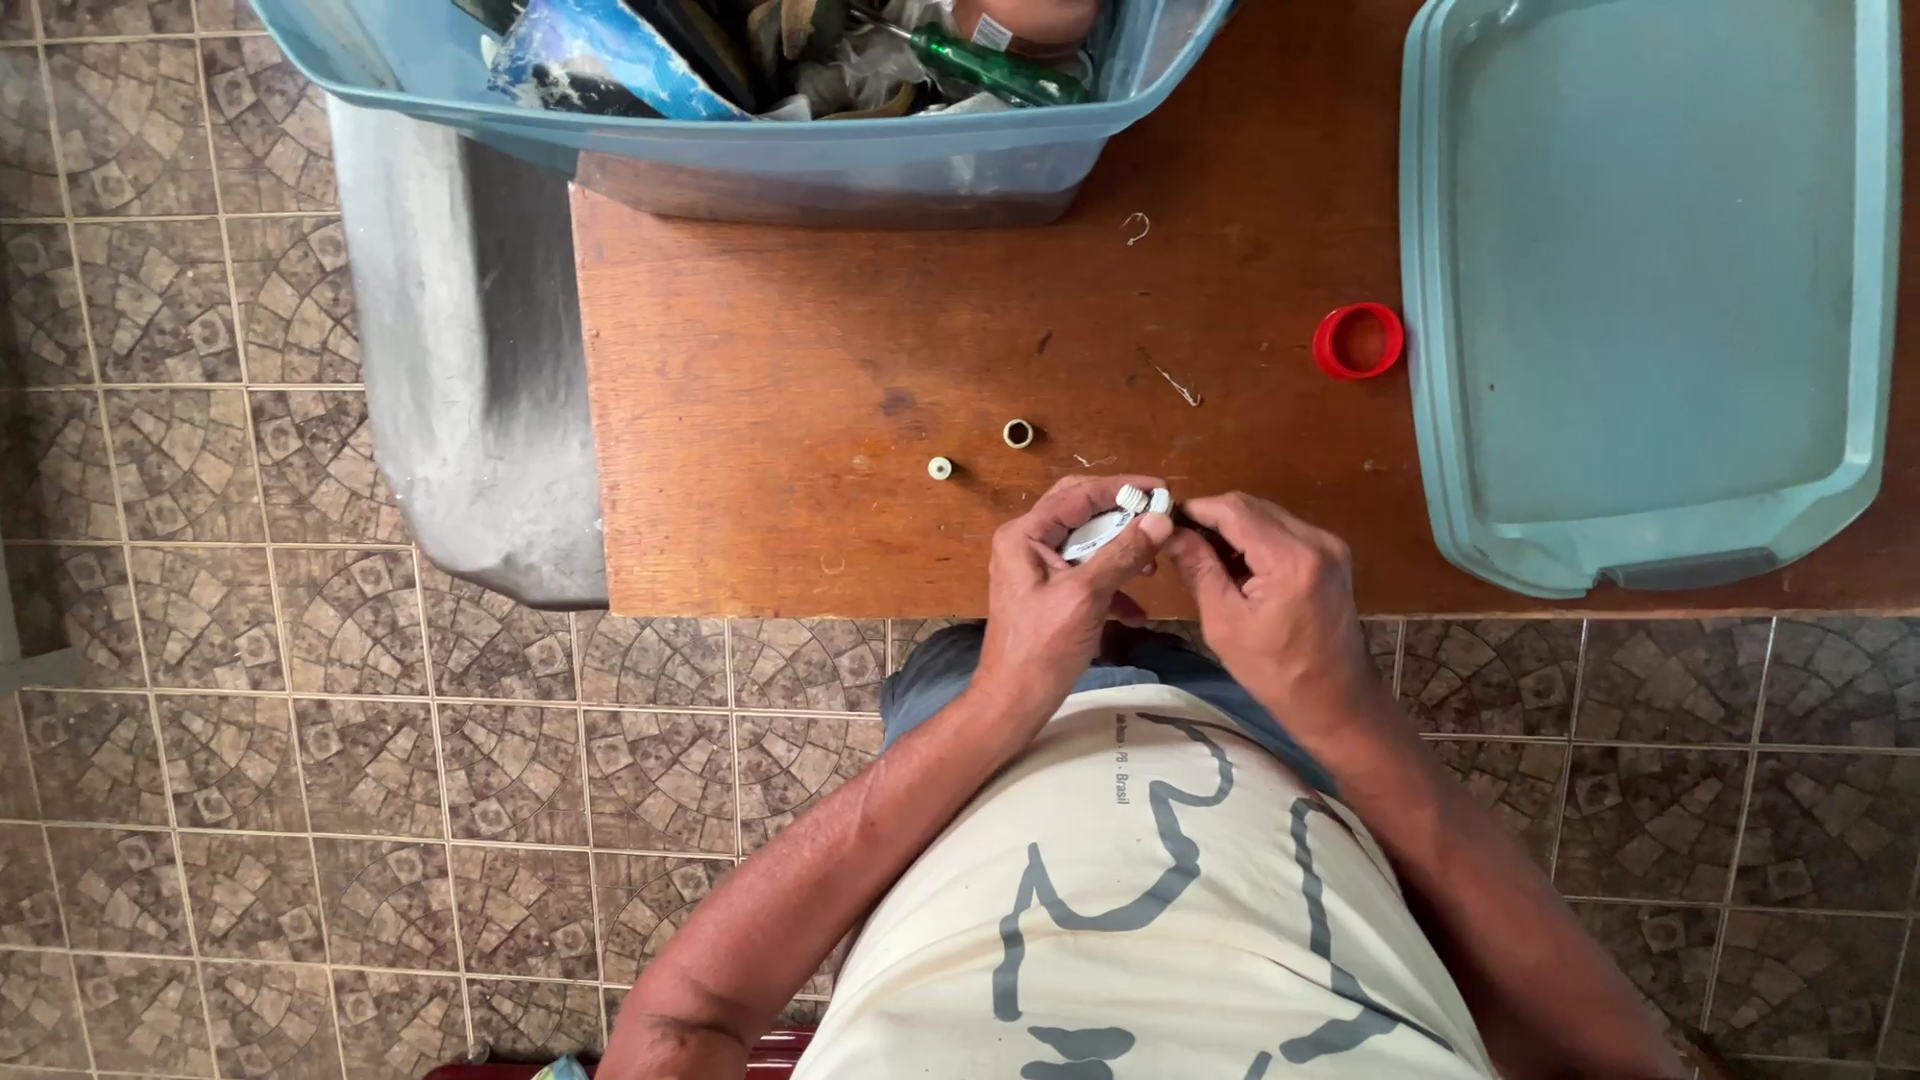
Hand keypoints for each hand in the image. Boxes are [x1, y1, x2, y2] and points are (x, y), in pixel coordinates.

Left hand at [974, 475, 1173, 729]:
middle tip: (1159, 520)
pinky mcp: (1047, 592)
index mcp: (1025, 534)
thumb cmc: (1044, 646)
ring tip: (1153, 567)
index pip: (1078, 494)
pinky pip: (1084, 574)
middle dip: (1122, 518)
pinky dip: (1110, 586)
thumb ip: (1123, 554)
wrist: (1015, 699)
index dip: (1122, 488)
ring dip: (1120, 553)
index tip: (1162, 490)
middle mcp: (1026, 542)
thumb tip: (1161, 519)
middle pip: (1081, 512)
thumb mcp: (1087, 596)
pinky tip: (1134, 613)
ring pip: (1086, 544)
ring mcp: (1035, 568)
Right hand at [1166, 493, 1388, 731]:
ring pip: (1266, 514)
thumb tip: (1169, 532)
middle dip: (1212, 518)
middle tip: (1181, 543)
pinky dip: (1255, 539)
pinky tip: (1238, 567)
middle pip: (1250, 506)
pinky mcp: (1332, 554)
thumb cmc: (1274, 671)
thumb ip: (1198, 569)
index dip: (1195, 510)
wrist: (1336, 698)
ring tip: (1207, 558)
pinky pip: (1283, 530)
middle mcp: (1315, 540)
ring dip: (1233, 528)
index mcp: (1290, 559)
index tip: (1165, 523)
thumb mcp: (1224, 622)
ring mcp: (1329, 545)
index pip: (1233, 510)